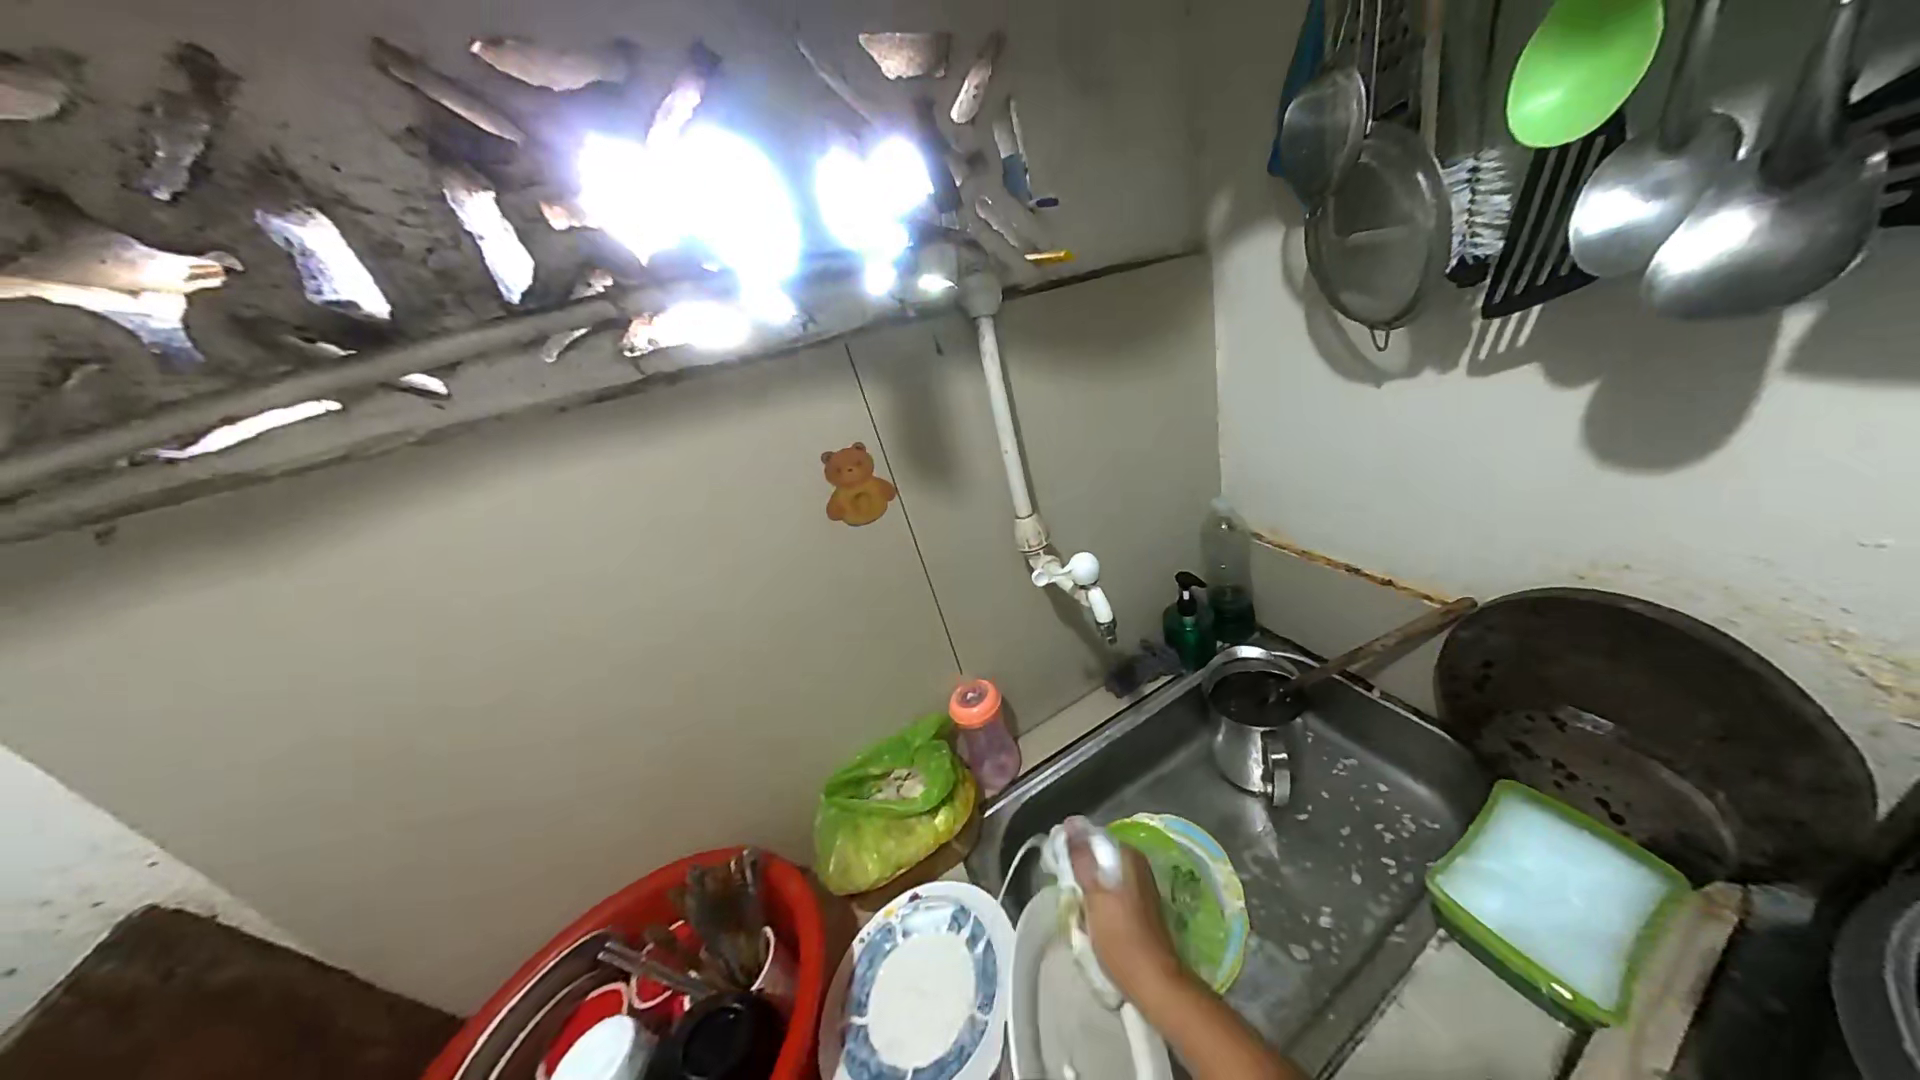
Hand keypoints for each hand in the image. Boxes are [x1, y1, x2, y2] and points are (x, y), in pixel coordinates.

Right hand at [1065, 816, 1185, 1000]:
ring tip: (1075, 904)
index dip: (1072, 849)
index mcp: (1129, 856)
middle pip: (1098, 858)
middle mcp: (1137, 866)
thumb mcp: (1094, 894)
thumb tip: (1070, 823)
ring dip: (1088, 887)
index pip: (1093, 838)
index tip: (1057, 865)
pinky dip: (1098, 900)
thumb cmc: (1121, 937)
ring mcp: (1140, 887)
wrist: (1153, 982)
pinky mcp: (1140, 907)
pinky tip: (1090, 916)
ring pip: (1103, 877)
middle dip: (1080, 870)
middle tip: (1065, 887)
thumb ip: (1081, 858)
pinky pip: (1111, 892)